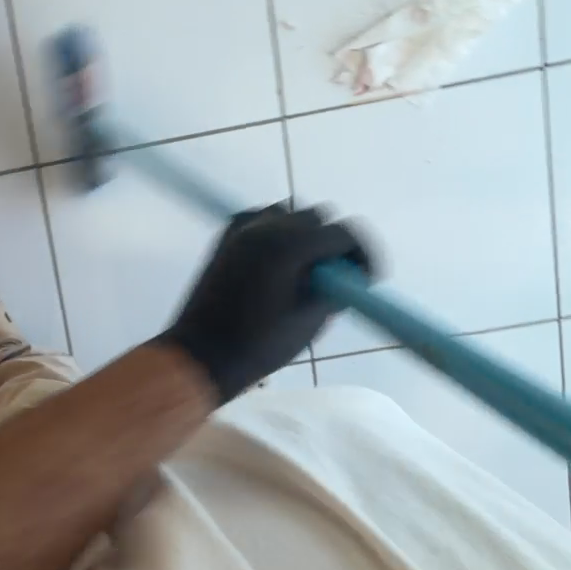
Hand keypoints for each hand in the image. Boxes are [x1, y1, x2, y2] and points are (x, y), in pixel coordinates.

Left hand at [158, 204, 371, 402]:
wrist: (203, 354)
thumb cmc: (260, 345)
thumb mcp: (312, 319)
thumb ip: (336, 289)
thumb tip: (348, 274)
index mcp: (291, 246)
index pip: (344, 232)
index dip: (362, 254)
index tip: (367, 277)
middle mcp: (266, 227)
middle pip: (316, 218)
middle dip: (332, 244)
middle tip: (334, 278)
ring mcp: (241, 229)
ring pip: (288, 215)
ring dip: (303, 236)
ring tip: (303, 272)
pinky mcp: (225, 237)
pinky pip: (262, 222)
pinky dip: (276, 235)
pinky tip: (278, 264)